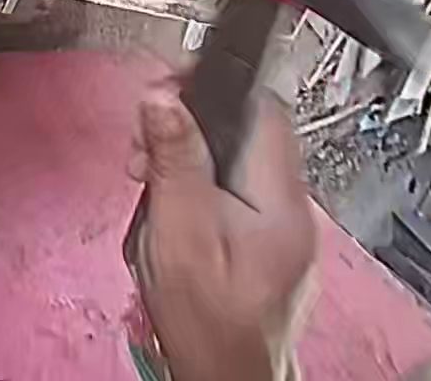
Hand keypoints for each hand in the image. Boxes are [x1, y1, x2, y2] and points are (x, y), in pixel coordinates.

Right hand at [129, 89, 316, 380]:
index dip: (213, 83)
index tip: (168, 80)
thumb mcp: (181, 231)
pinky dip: (188, 172)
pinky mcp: (258, 228)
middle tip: (143, 141)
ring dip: (179, 148)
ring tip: (146, 172)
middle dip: (183, 120)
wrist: (225, 379)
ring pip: (226, 149)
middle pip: (238, 125)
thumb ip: (174, 161)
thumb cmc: (208, 318)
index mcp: (279, 198)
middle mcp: (287, 202)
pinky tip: (163, 192)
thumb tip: (160, 98)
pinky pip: (223, 176)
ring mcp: (275, 216)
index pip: (262, 108)